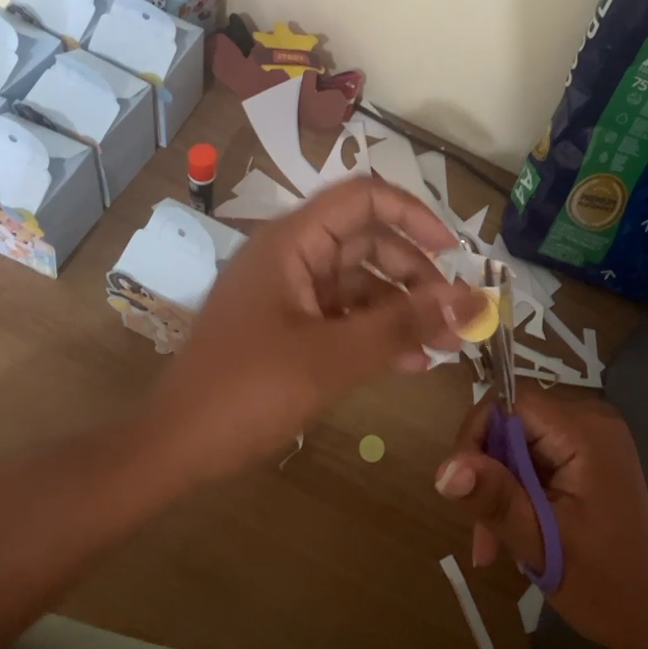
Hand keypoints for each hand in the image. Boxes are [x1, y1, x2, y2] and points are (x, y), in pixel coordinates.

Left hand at [149, 177, 483, 482]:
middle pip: (368, 242)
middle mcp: (291, 256)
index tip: (453, 253)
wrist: (173, 449)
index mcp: (292, 242)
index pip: (363, 198)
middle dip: (416, 275)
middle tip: (454, 317)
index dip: (413, 214)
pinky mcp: (287, 327)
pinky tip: (410, 363)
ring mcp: (287, 292)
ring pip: (360, 282)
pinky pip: (343, 315)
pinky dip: (376, 332)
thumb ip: (404, 324)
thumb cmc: (247, 392)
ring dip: (402, 309)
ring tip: (442, 347)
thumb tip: (474, 300)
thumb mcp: (333, 357)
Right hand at [433, 391, 647, 648]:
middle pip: (515, 424)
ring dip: (503, 489)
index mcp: (585, 432)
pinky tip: (518, 533)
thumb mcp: (541, 542)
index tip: (462, 486)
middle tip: (482, 533)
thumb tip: (444, 469)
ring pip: (522, 445)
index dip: (478, 436)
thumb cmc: (604, 583)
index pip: (511, 404)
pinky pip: (540, 459)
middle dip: (489, 474)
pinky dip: (522, 492)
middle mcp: (591, 421)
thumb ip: (495, 499)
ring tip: (496, 545)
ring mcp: (594, 439)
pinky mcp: (591, 458)